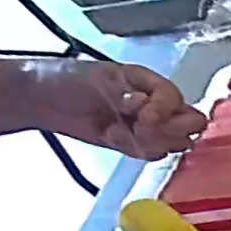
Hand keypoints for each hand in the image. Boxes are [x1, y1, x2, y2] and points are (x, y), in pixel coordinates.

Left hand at [25, 60, 206, 159]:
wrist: (39, 98)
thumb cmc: (70, 78)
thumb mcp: (106, 77)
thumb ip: (137, 94)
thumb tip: (152, 118)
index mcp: (153, 84)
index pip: (179, 101)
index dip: (166, 111)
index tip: (144, 118)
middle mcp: (158, 106)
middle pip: (191, 124)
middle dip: (169, 129)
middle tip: (140, 127)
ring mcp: (150, 127)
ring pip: (176, 142)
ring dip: (152, 141)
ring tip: (121, 130)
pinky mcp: (136, 144)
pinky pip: (154, 154)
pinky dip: (136, 149)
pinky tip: (113, 137)